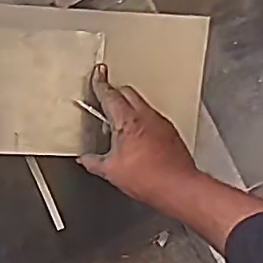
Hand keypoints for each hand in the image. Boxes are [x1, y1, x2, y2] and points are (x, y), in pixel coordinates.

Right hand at [77, 64, 203, 209]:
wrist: (177, 187)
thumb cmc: (148, 178)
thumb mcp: (110, 171)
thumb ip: (93, 161)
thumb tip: (85, 159)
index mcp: (128, 121)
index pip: (111, 96)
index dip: (100, 85)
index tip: (98, 74)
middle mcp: (146, 116)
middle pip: (128, 93)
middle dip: (115, 94)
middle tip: (104, 101)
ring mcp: (161, 123)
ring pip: (141, 105)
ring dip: (129, 109)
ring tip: (119, 126)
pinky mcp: (170, 133)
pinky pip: (152, 118)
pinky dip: (142, 122)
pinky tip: (137, 139)